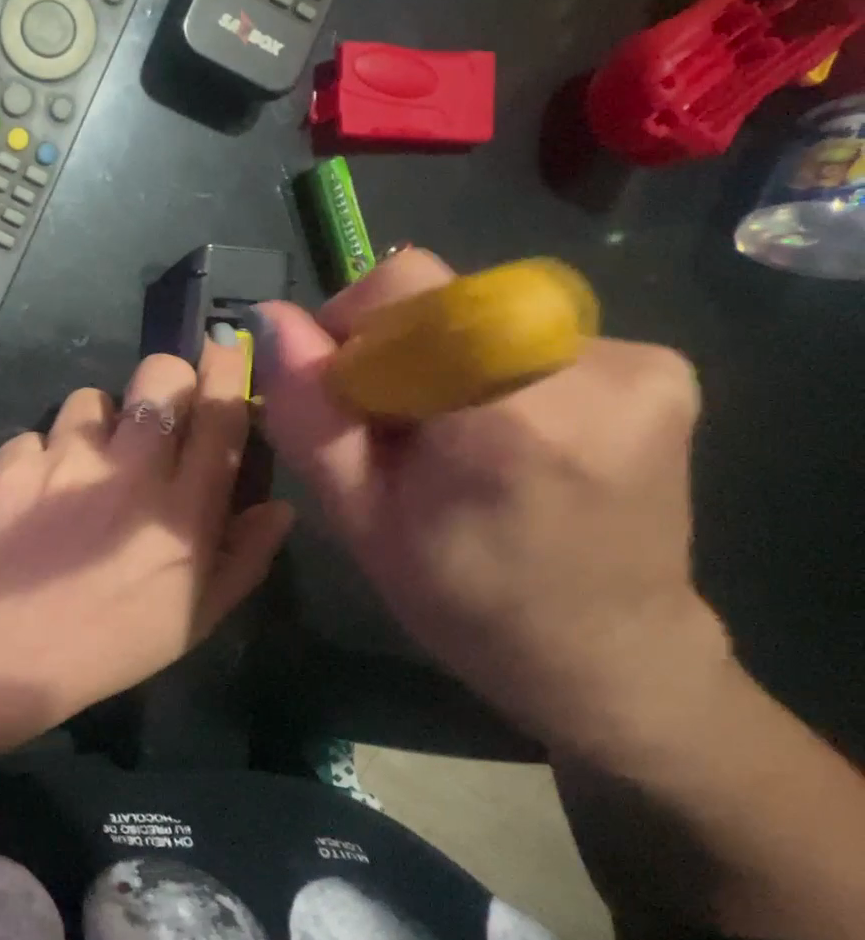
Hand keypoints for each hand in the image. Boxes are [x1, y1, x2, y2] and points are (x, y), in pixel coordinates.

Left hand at [0, 342, 294, 735]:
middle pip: (158, 376)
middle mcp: (130, 470)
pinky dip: (37, 458)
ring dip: (95, 423)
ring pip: (90, 398)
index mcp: (185, 508)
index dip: (226, 371)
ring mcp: (65, 462)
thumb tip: (278, 505)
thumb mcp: (196, 617)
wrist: (7, 656)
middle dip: (164, 381)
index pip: (221, 415)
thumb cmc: (114, 646)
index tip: (224, 349)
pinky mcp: (11, 466)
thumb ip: (244, 557)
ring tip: (85, 464)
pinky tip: (33, 495)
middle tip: (155, 413)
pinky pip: (32, 436)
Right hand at [255, 249, 734, 758]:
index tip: (348, 395)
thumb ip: (311, 414)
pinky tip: (509, 435)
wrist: (610, 652)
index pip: (406, 287)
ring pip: (487, 315)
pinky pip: (537, 333)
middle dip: (400, 351)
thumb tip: (270, 316)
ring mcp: (644, 361)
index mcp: (509, 417)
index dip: (354, 327)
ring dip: (448, 363)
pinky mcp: (668, 362)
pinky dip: (499, 370)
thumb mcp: (357, 519)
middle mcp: (593, 368)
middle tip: (399, 434)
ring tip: (456, 444)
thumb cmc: (464, 601)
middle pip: (447, 299)